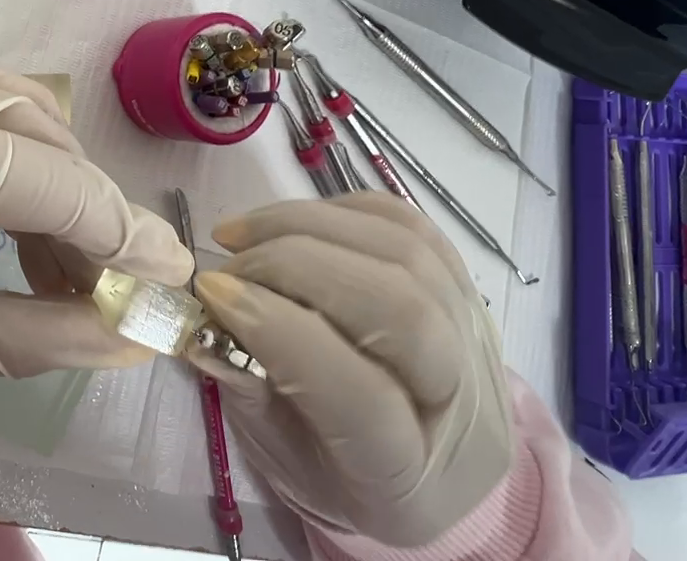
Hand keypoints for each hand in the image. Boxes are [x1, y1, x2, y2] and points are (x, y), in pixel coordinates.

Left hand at [0, 36, 193, 402]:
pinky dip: (1, 157)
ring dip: (45, 181)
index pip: (46, 181)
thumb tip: (128, 339)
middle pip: (35, 135)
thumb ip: (36, 334)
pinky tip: (14, 215)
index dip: (118, 233)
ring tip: (65, 263)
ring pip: (8, 111)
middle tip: (111, 286)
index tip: (173, 275)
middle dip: (83, 211)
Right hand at [191, 193, 513, 547]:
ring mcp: (476, 336)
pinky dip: (340, 210)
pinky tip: (289, 223)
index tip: (212, 293)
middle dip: (294, 265)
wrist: (425, 469)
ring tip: (242, 234)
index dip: (281, 330)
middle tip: (229, 265)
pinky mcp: (467, 288)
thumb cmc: (336, 469)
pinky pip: (410, 224)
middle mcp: (463, 403)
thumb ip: (248, 392)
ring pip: (406, 252)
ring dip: (308, 224)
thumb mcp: (281, 455)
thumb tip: (209, 321)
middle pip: (400, 309)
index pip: (362, 396)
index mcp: (408, 475)